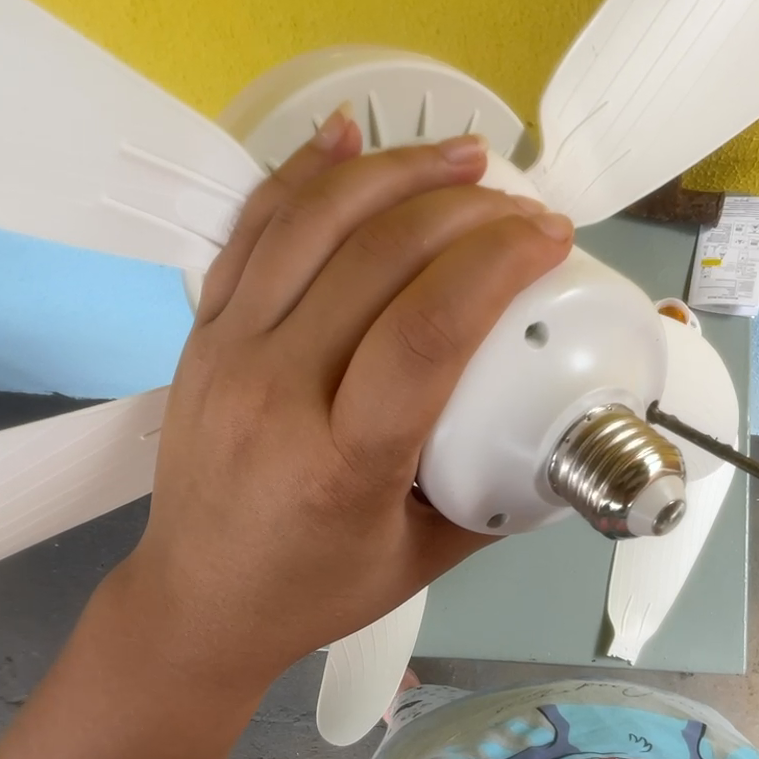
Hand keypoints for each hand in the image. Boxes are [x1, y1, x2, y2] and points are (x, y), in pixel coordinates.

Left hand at [0, 117, 572, 758]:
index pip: (419, 332)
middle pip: (367, 262)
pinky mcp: (202, 339)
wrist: (193, 608)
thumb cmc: (312, 603)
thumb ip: (489, 496)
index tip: (550, 240)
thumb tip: (566, 443)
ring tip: (453, 153)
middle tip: (520, 197)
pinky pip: (251, 239)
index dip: (491, 271)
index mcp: (332, 459)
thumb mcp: (421, 564)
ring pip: (305, 231)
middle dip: (456, 212)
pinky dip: (304, 183)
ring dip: (387, 179)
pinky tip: (350, 150)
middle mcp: (266, 391)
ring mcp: (220, 355)